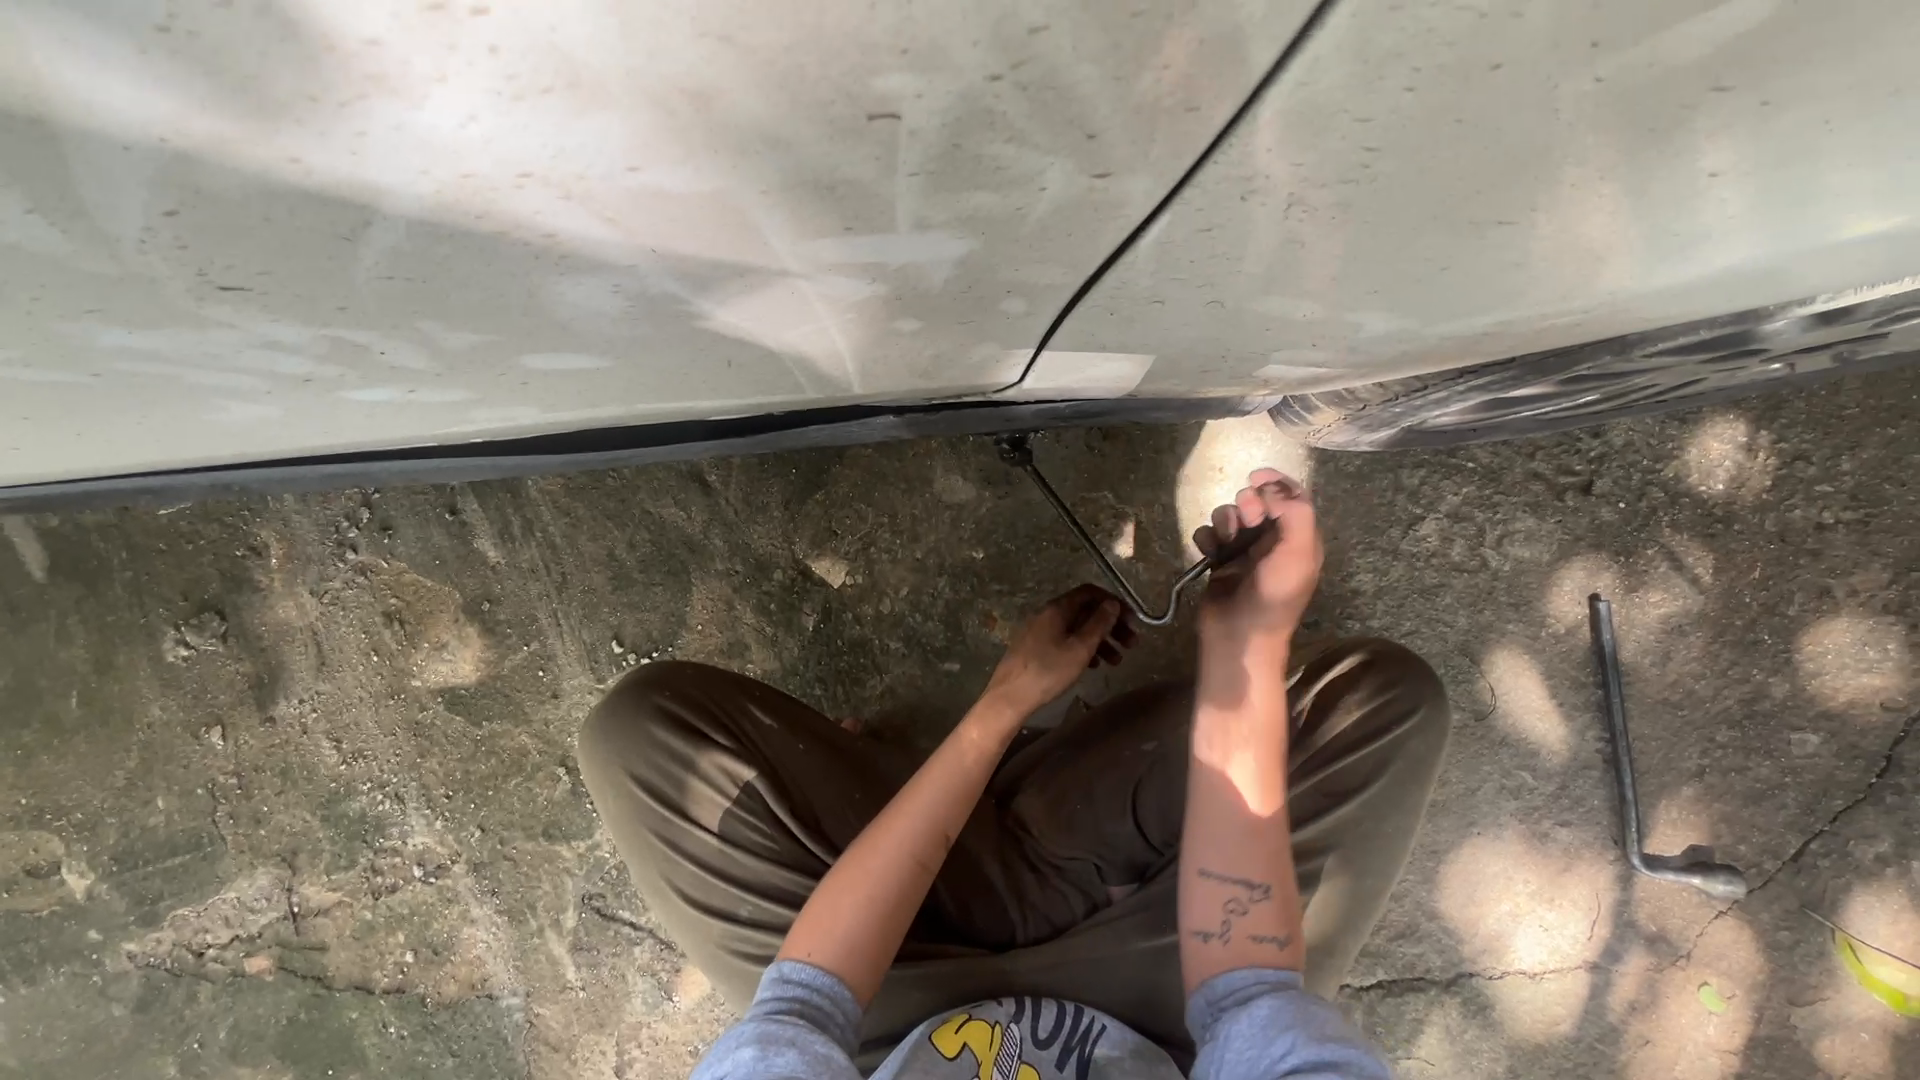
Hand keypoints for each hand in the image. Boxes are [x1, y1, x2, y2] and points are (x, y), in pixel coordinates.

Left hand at [983, 584, 1135, 716]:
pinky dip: (1082, 649)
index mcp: (1057, 608)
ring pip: (1076, 628)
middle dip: (1111, 625)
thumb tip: (1112, 603)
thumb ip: (1099, 623)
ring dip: (1100, 641)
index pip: (1090, 592)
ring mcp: (1039, 630)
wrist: (1010, 696)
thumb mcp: (1080, 648)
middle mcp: (1047, 614)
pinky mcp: (1035, 647)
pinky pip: (1065, 641)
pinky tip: (1094, 666)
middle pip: (1085, 611)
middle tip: (1132, 644)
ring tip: (1117, 662)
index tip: (1131, 620)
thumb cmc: (1048, 671)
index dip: (1113, 603)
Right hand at [1192, 469, 1321, 652]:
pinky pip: (1208, 534)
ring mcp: (1243, 550)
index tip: (1256, 476)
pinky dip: (1205, 537)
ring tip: (1225, 541)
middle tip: (1245, 519)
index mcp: (1299, 537)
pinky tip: (1207, 551)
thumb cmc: (1275, 595)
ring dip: (1224, 520)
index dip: (1276, 482)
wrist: (1240, 634)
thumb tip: (1269, 487)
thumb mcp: (1298, 552)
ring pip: (1229, 515)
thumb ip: (1294, 512)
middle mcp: (1272, 540)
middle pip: (1257, 501)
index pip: (1292, 496)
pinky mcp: (1219, 560)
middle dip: (1247, 502)